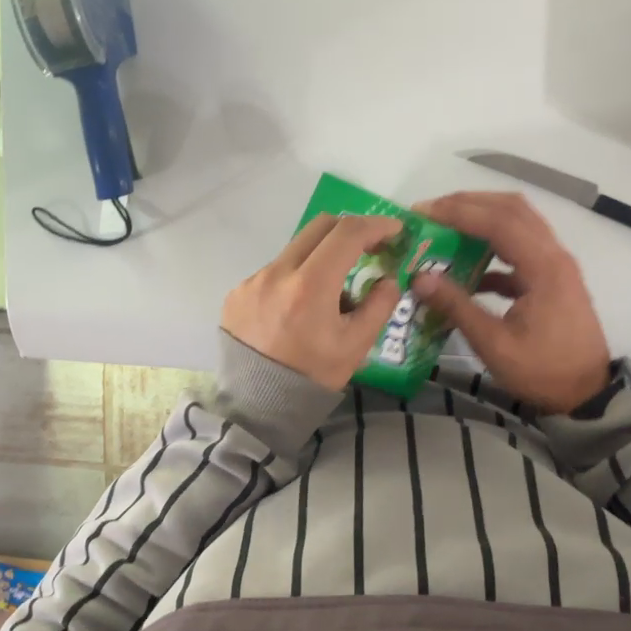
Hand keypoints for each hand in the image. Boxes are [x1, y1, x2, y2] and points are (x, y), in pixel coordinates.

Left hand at [222, 213, 404, 390]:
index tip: (393, 232)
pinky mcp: (237, 294)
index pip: (348, 233)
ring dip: (318, 259)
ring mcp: (252, 282)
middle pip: (319, 227)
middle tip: (366, 249)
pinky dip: (291, 281)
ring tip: (328, 296)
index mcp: (310, 285)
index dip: (376, 225)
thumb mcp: (355, 347)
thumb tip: (387, 279)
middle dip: (348, 231)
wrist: (255, 404)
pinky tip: (295, 312)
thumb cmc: (310, 377)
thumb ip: (378, 306)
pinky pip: (271, 274)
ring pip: (294, 251)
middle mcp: (277, 273)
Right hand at [409, 192, 611, 414]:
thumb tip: (420, 277)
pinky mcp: (552, 280)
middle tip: (431, 212)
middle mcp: (554, 256)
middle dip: (470, 204)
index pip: (499, 222)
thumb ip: (457, 306)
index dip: (459, 212)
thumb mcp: (492, 343)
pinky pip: (520, 249)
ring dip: (482, 219)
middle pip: (512, 209)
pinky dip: (492, 247)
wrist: (585, 394)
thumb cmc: (541, 371)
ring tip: (445, 228)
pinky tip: (466, 266)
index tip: (423, 212)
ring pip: (519, 224)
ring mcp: (556, 266)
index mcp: (544, 267)